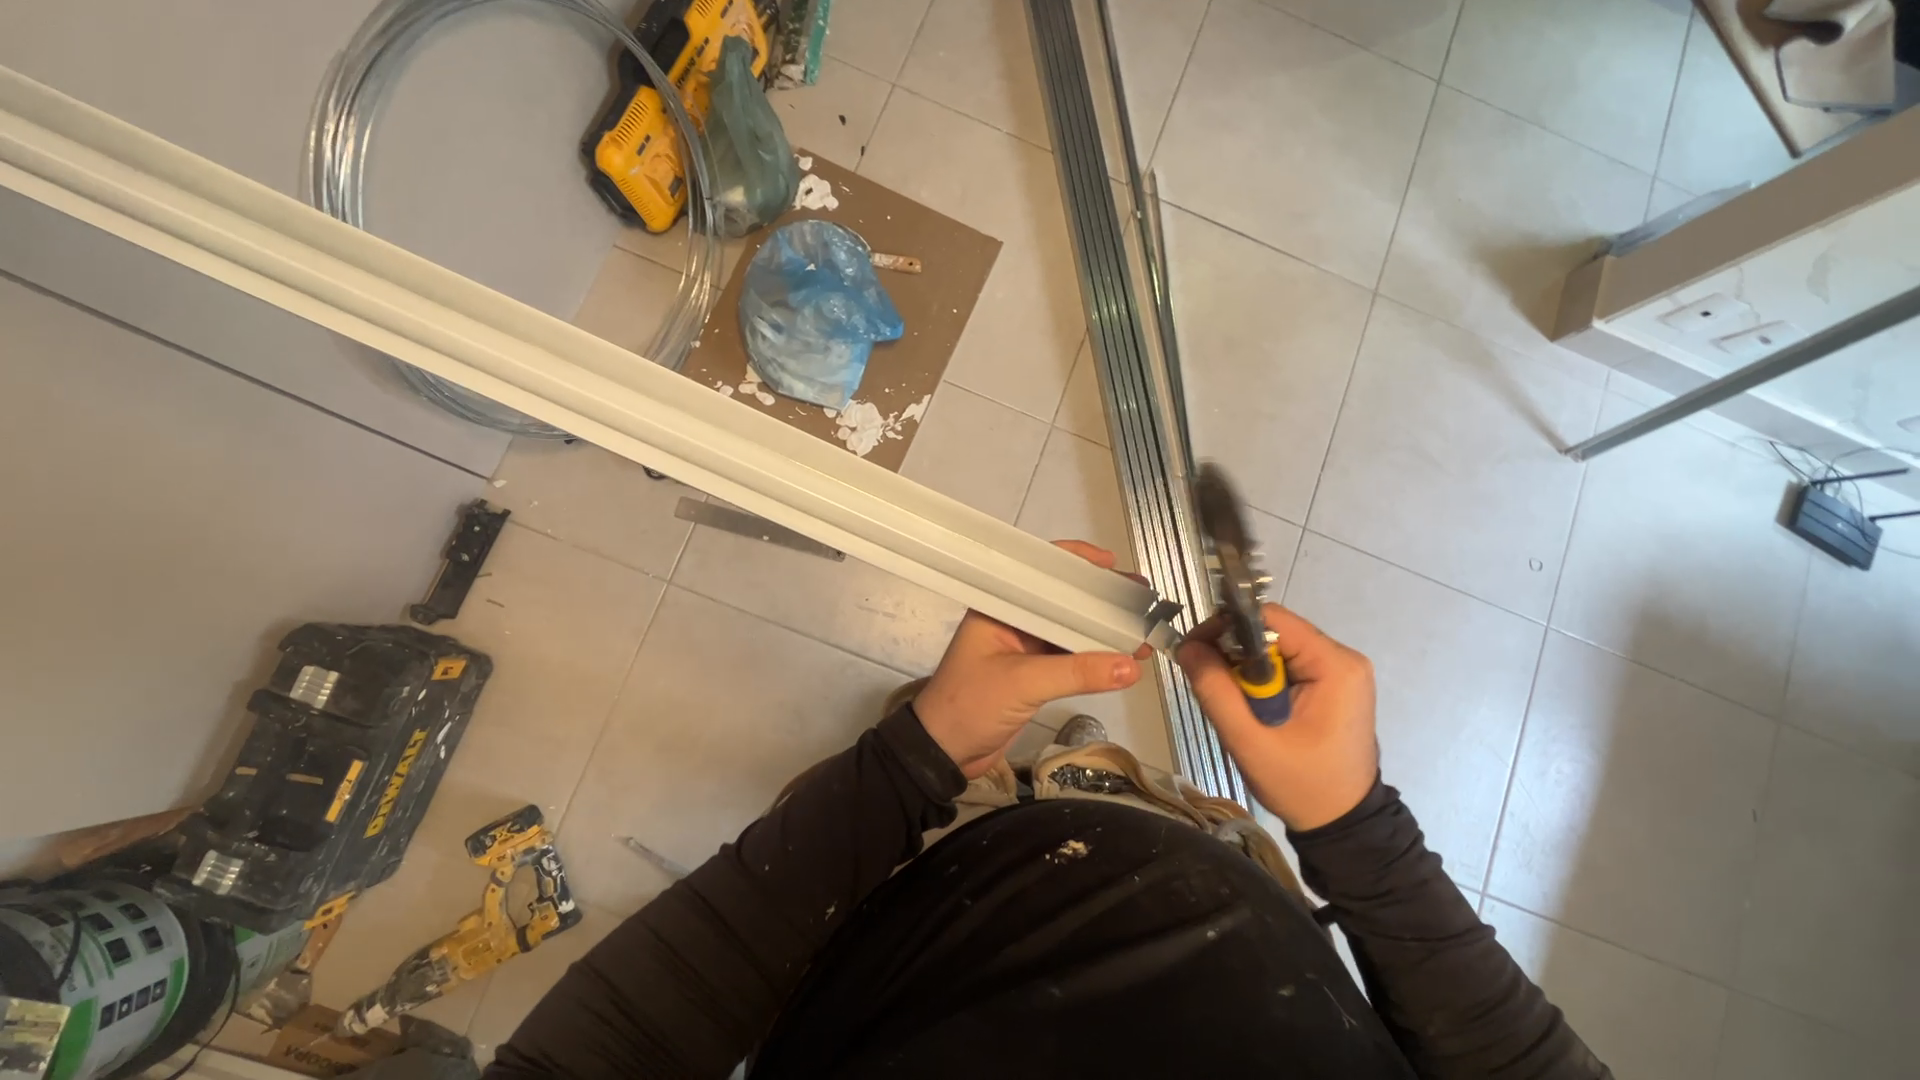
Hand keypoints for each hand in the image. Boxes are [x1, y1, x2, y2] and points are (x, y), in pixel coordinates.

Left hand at [916, 541, 1148, 778]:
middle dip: (1100, 600)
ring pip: (1069, 629)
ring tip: (1141, 630)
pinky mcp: (1032, 673)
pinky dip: (1095, 658)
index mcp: (999, 607)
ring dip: (1102, 631)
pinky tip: (1123, 660)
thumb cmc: (970, 705)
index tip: (1112, 565)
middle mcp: (1013, 620)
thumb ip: (1077, 672)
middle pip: (1062, 600)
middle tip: (1141, 601)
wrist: (943, 752)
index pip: (1041, 572)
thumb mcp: (1023, 683)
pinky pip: (1069, 657)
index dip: (1077, 563)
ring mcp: (1023, 647)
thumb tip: (1130, 666)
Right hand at [1176, 604, 1377, 829]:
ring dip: (1245, 668)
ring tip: (1232, 702)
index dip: (1227, 627)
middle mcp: (1342, 658)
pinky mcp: (1332, 684)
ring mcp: (1339, 671)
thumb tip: (1187, 646)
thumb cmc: (1301, 784)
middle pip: (1272, 630)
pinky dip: (1260, 679)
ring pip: (1275, 647)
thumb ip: (1215, 690)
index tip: (1196, 650)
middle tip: (1208, 682)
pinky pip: (1285, 664)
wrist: (1343, 824)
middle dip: (1234, 652)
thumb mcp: (1249, 741)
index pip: (1270, 618)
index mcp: (1334, 665)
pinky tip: (1251, 706)